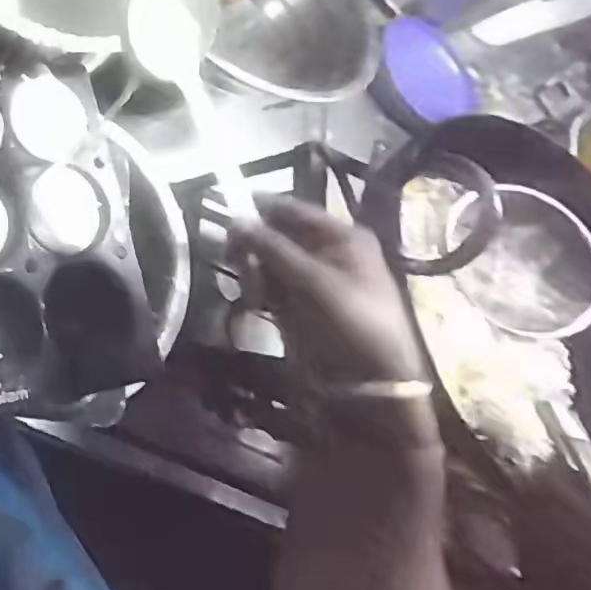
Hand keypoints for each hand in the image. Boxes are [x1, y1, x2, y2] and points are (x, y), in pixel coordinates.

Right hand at [232, 196, 428, 387]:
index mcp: (342, 236)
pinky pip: (266, 280)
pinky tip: (256, 302)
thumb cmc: (349, 322)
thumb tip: (233, 220)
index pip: (289, 207)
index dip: (256, 208)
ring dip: (252, 269)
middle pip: (272, 231)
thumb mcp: (310, 280)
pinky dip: (256, 287)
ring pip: (264, 256)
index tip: (223, 216)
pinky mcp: (297, 298)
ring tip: (251, 289)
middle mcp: (326, 249)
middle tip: (235, 259)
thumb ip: (269, 246)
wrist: (367, 382)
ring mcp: (311, 275)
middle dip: (251, 244)